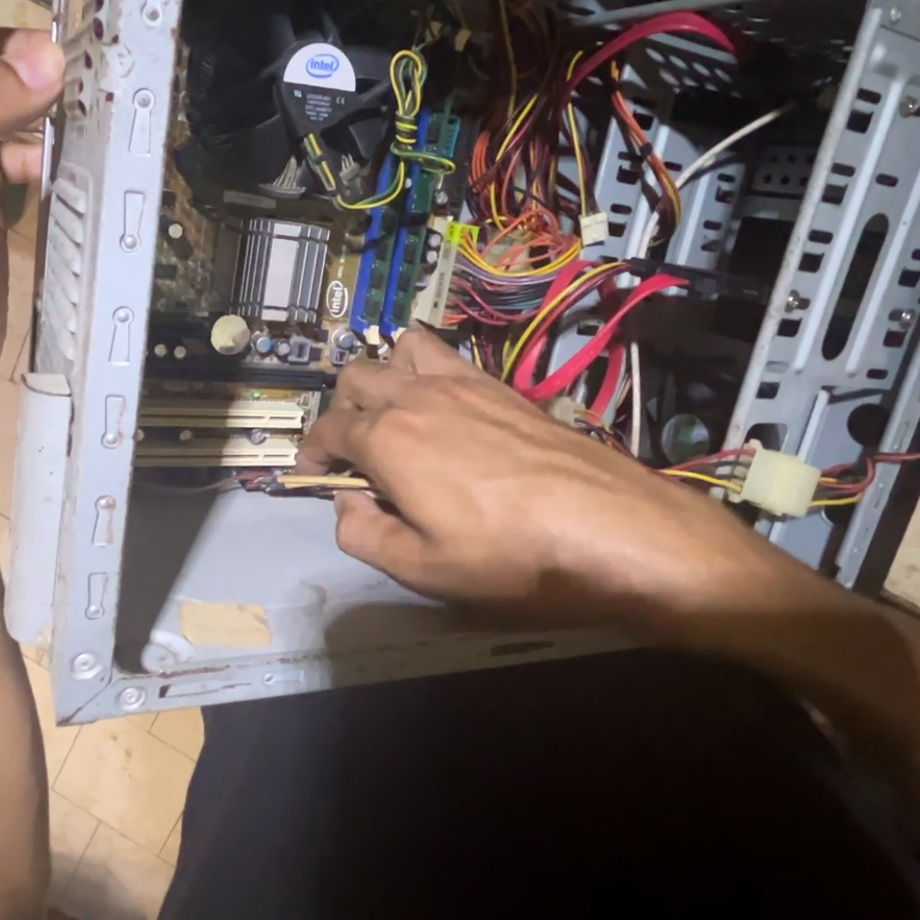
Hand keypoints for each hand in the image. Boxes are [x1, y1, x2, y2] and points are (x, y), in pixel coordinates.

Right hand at [297, 330, 801, 627]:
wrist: (608, 525)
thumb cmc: (509, 555)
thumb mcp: (421, 568)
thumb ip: (363, 534)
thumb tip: (347, 503)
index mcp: (387, 439)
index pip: (328, 430)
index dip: (311, 453)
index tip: (312, 474)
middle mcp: (417, 397)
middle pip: (356, 378)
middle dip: (340, 410)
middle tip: (352, 451)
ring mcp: (462, 383)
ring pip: (400, 350)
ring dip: (383, 374)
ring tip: (394, 412)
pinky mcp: (500, 385)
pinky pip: (446, 355)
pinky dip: (425, 369)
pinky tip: (443, 407)